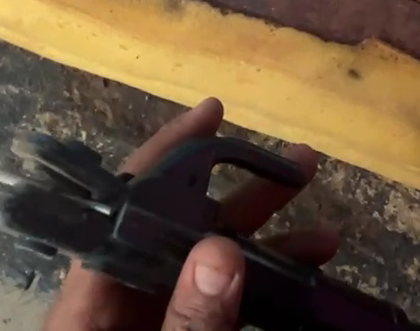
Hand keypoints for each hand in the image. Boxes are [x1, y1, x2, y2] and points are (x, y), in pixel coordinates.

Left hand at [42, 98, 341, 330]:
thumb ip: (186, 327)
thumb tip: (222, 249)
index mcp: (92, 308)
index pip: (124, 209)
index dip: (170, 153)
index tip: (216, 111)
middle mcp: (122, 310)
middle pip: (182, 232)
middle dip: (245, 193)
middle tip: (303, 163)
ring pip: (212, 273)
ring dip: (270, 247)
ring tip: (327, 229)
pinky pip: (222, 312)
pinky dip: (264, 294)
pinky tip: (306, 284)